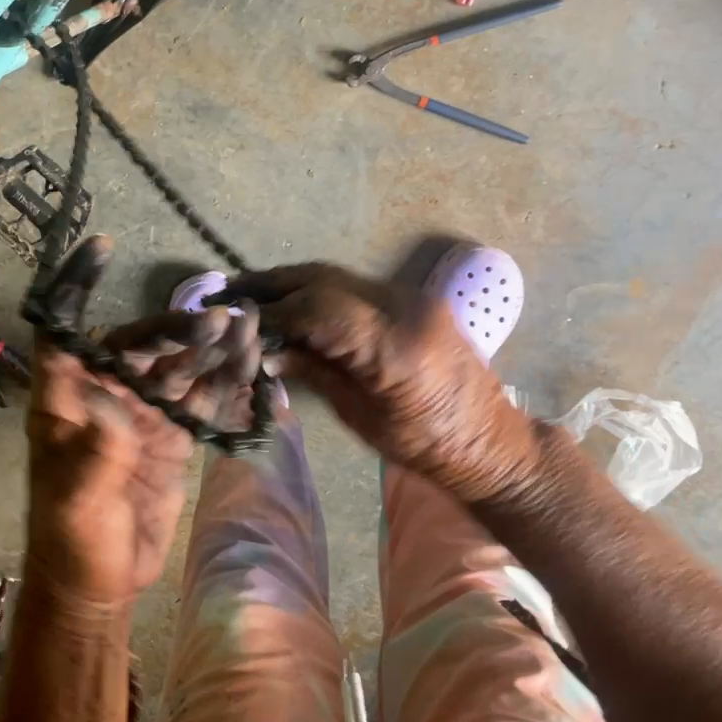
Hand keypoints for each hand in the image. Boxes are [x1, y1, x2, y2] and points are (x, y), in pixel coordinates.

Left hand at [23, 237, 257, 605]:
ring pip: (176, 367)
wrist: (100, 584)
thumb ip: (94, 453)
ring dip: (208, 348)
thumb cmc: (70, 539)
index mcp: (65, 398)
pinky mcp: (171, 437)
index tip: (102, 247)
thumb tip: (112, 409)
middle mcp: (103, 394)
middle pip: (138, 345)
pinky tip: (250, 362)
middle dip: (175, 329)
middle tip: (219, 318)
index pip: (65, 329)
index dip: (77, 285)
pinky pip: (199, 399)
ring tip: (247, 328)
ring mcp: (141, 414)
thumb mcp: (74, 499)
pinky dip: (223, 381)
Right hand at [224, 263, 544, 502]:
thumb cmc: (425, 445)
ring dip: (290, 282)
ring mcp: (411, 297)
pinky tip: (292, 303)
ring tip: (250, 294)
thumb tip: (264, 353)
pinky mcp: (413, 299)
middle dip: (271, 284)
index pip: (317, 308)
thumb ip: (314, 373)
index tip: (235, 322)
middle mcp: (404, 308)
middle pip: (322, 279)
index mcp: (393, 346)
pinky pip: (352, 285)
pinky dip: (315, 290)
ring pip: (334, 275)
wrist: (493, 442)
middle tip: (228, 292)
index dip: (272, 312)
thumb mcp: (359, 415)